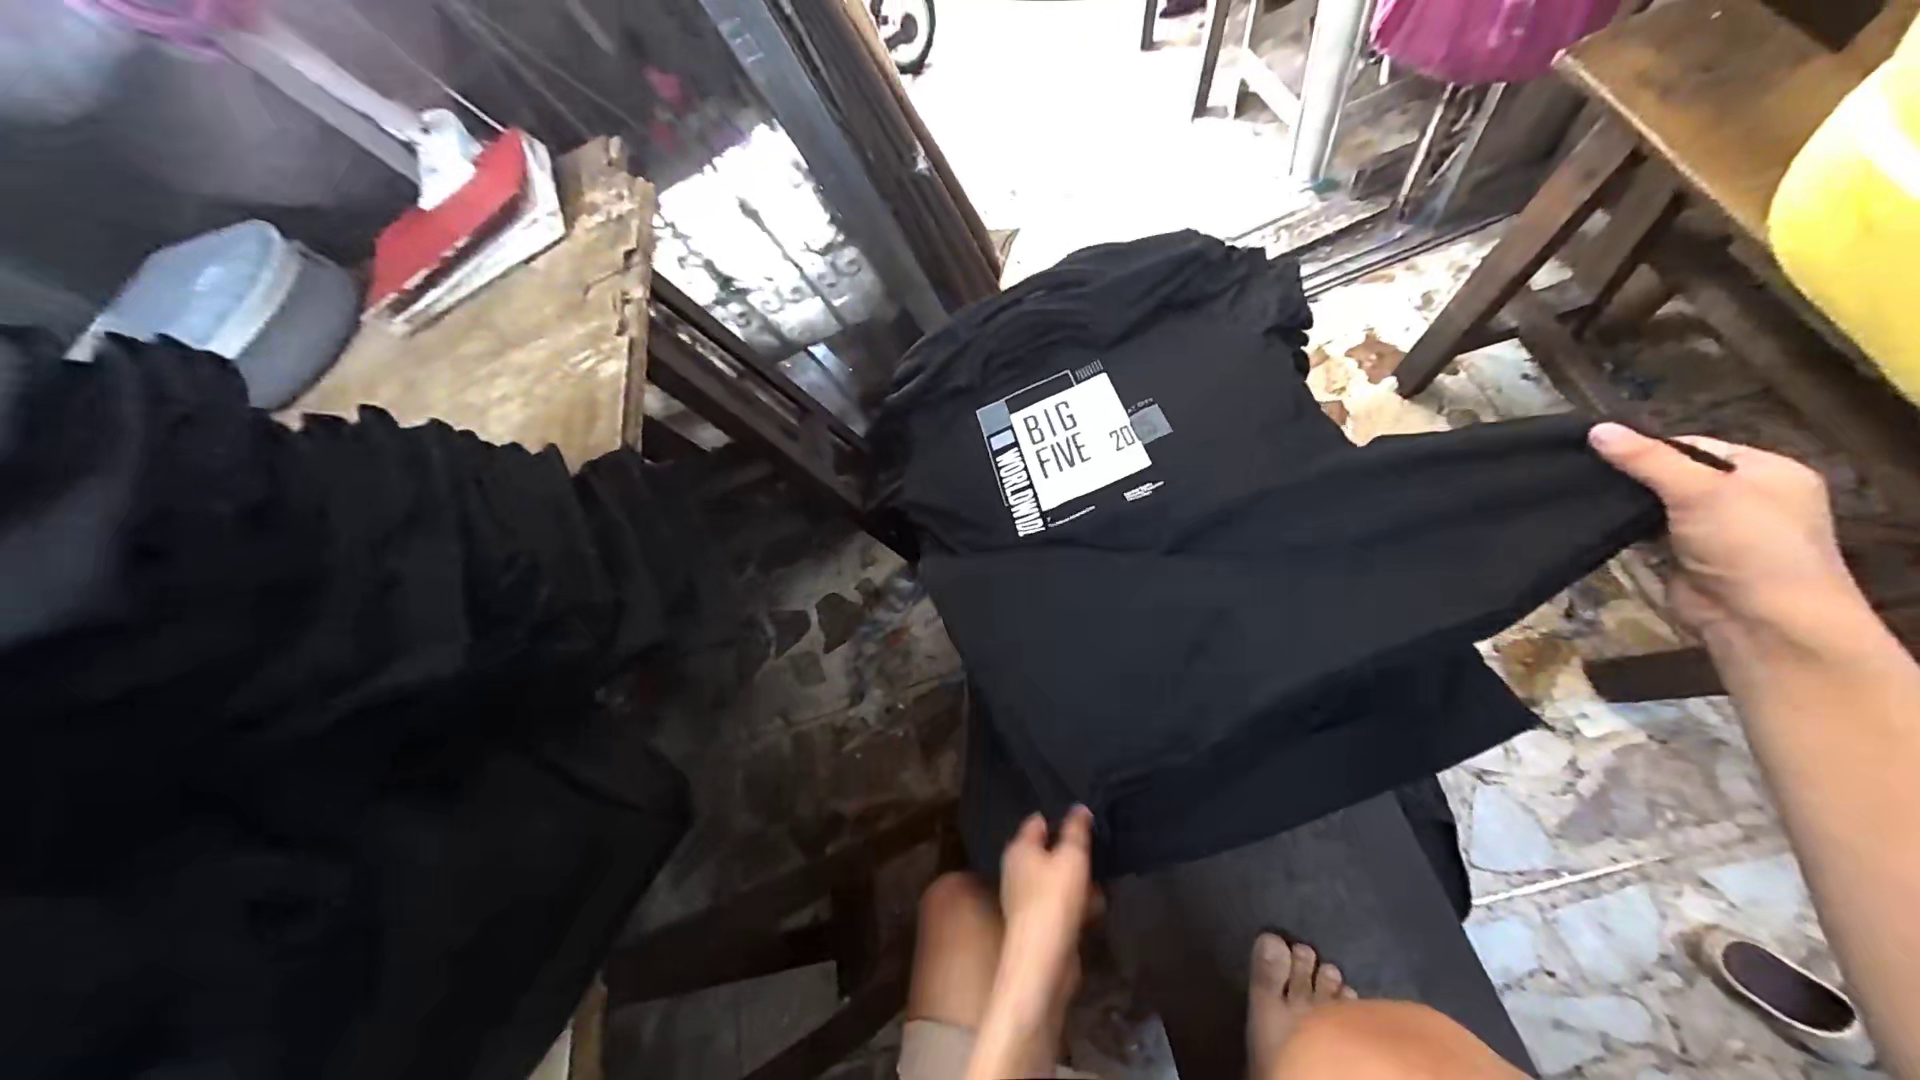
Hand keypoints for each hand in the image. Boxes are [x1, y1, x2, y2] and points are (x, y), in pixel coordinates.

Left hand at [998, 806, 1094, 967]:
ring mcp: (1026, 897)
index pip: (1038, 822)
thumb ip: (1076, 831)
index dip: (1060, 818)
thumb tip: (1079, 808)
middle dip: (1073, 852)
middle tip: (1097, 849)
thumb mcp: (1072, 857)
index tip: (1084, 819)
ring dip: (1079, 880)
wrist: (1042, 961)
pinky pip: (1061, 902)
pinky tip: (1096, 908)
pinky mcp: (1038, 922)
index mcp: (1019, 848)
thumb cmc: (1054, 899)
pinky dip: (1077, 903)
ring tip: (1102, 880)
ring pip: (1058, 878)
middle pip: (1049, 850)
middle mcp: (1017, 869)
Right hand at [1588, 423, 1859, 634]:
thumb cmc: (1749, 545)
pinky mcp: (1683, 556)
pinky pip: (1644, 533)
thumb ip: (1647, 460)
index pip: (1696, 447)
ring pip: (1655, 506)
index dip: (1649, 447)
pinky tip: (1590, 522)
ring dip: (1623, 504)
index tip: (1600, 451)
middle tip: (1581, 472)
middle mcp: (1743, 498)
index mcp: (1767, 472)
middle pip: (1673, 475)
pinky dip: (1621, 529)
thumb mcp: (1701, 491)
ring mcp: (1712, 530)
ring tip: (1577, 494)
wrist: (1760, 619)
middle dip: (1630, 476)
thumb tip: (1595, 428)